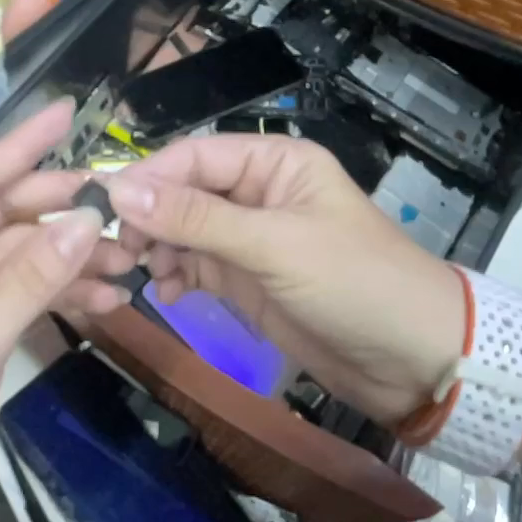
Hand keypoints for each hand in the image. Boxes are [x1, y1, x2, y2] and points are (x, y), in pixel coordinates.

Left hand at [0, 100, 134, 521]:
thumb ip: (33, 277)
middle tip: (120, 207)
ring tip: (127, 264)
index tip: (68, 112)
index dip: (25, 144)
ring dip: (71, 259)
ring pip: (21, 254)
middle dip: (62, 213)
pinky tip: (106, 301)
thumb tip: (88, 220)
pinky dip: (61, 293)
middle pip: (6, 214)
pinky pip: (23, 290)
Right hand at [106, 134, 464, 424]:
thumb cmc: (355, 284)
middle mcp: (256, 192)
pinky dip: (176, 276)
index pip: (194, 157)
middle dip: (149, 217)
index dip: (149, 178)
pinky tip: (166, 293)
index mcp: (272, 162)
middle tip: (119, 248)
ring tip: (141, 272)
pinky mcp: (246, 280)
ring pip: (183, 231)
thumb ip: (196, 219)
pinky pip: (195, 267)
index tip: (103, 205)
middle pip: (183, 193)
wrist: (418, 364)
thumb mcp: (274, 245)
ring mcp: (248, 238)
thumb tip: (118, 191)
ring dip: (158, 249)